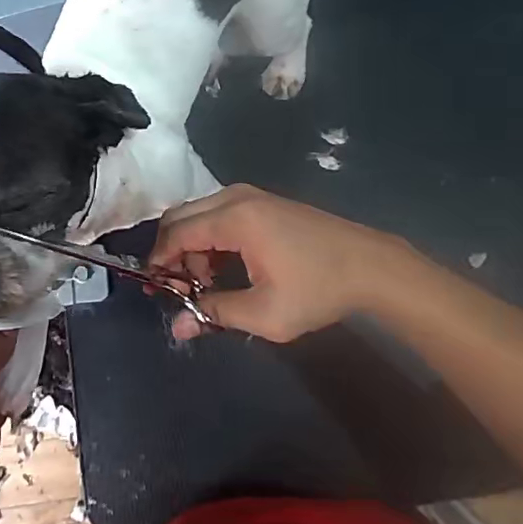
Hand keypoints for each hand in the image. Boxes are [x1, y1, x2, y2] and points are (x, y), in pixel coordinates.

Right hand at [149, 184, 419, 341]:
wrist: (368, 265)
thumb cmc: (317, 289)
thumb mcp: (265, 312)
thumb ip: (215, 314)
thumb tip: (177, 327)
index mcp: (235, 218)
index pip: (176, 233)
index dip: (159, 262)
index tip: (154, 291)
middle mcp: (237, 197)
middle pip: (182, 217)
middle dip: (172, 254)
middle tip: (177, 291)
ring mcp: (252, 196)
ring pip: (199, 215)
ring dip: (192, 248)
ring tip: (205, 288)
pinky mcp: (263, 202)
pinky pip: (219, 214)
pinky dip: (210, 239)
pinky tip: (224, 269)